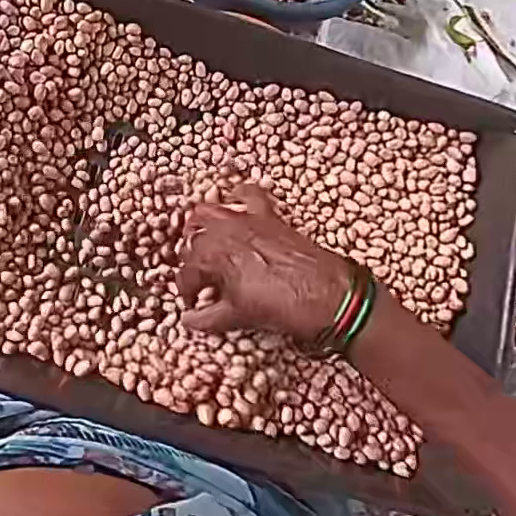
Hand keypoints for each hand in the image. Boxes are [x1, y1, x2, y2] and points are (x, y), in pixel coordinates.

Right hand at [176, 182, 354, 342]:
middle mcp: (225, 232)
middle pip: (191, 241)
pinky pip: (248, 195)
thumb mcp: (239, 316)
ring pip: (208, 212)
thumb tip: (190, 320)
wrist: (330, 297)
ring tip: (204, 244)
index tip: (193, 302)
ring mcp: (247, 221)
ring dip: (200, 226)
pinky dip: (237, 196)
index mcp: (212, 255)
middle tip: (199, 280)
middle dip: (191, 260)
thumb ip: (207, 317)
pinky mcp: (268, 218)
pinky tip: (234, 202)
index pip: (186, 272)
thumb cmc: (284, 304)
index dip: (187, 290)